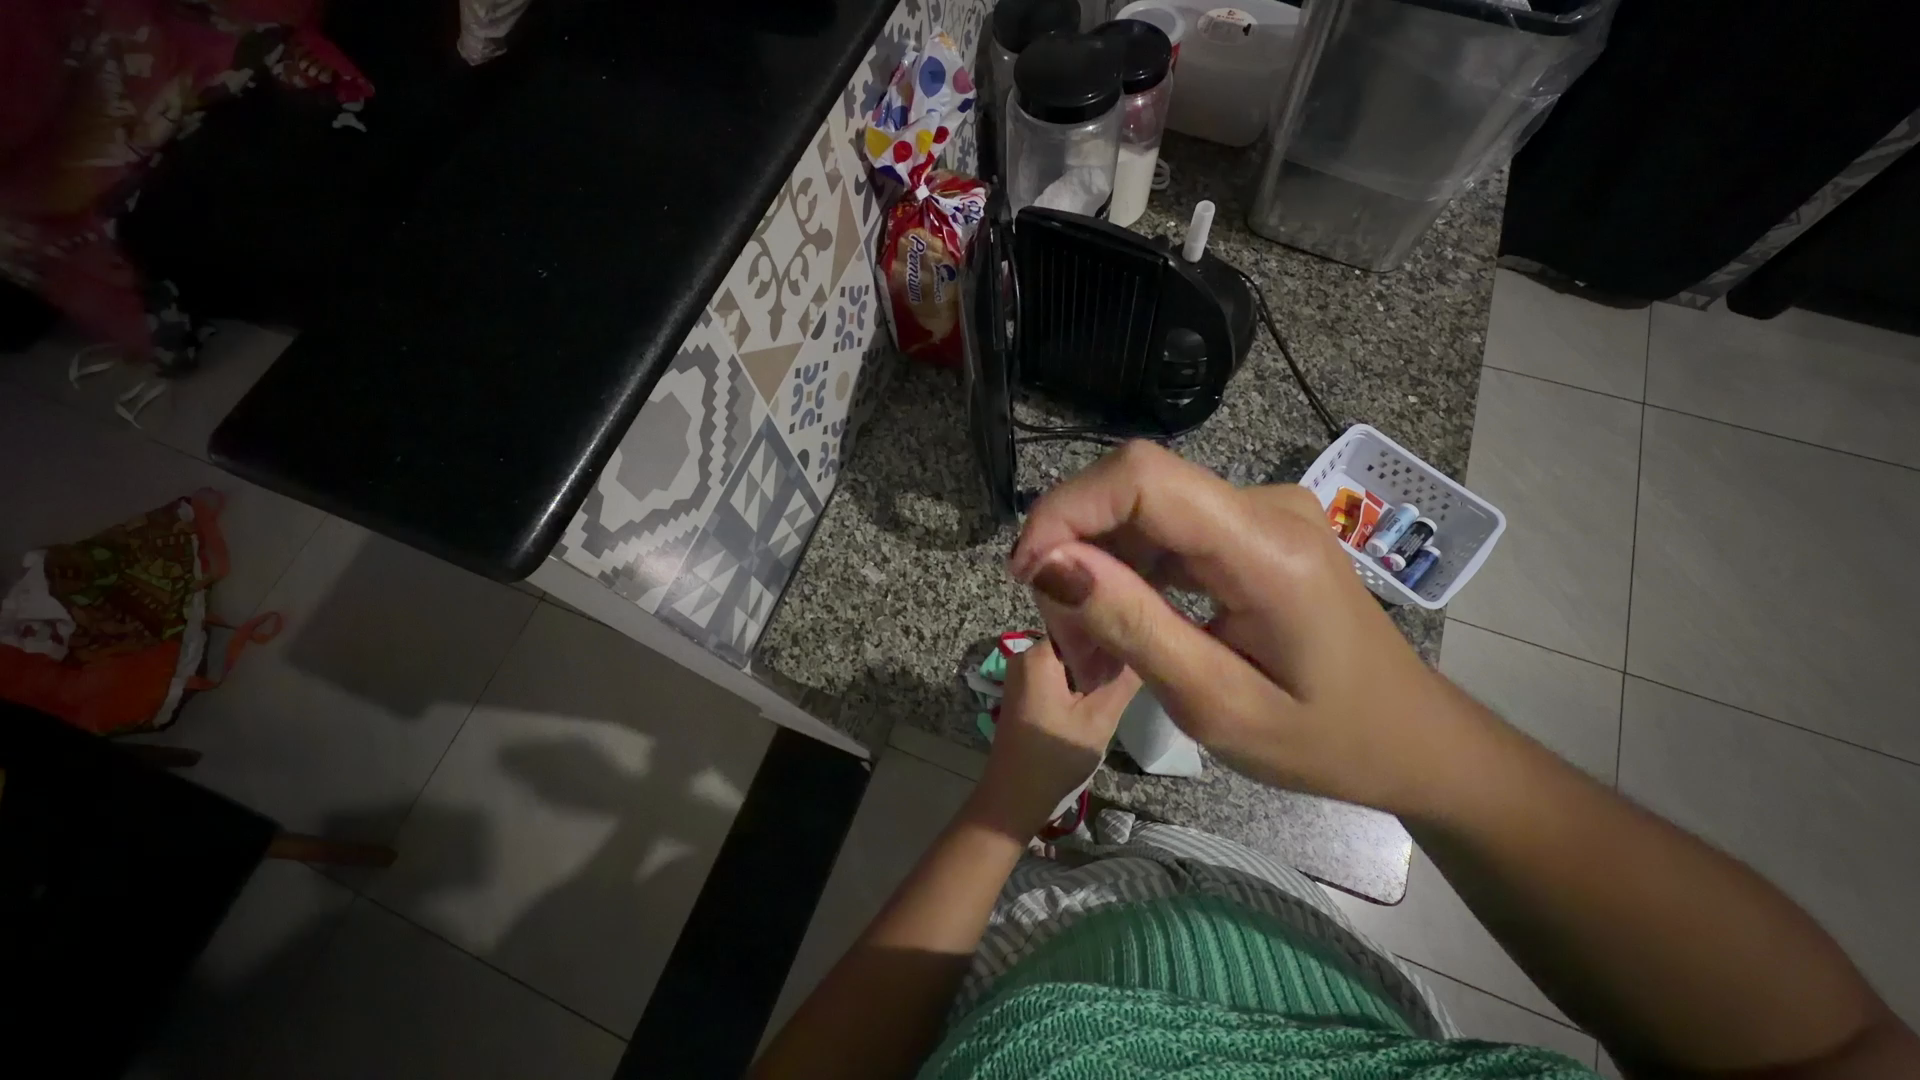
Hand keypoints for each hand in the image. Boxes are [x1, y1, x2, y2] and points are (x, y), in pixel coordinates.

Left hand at [969, 640, 1140, 838]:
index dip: (1109, 629)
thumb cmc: (1054, 756)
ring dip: (1092, 670)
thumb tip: (1146, 649)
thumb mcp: (1098, 719)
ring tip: (1125, 676)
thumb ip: (1122, 682)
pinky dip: (1078, 683)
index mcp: (1037, 654)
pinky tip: (1100, 694)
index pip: (1080, 622)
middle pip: (1074, 641)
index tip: (1137, 638)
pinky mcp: (1025, 695)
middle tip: (1136, 661)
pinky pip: (1057, 676)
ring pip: (1067, 661)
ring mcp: (1022, 677)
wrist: (1014, 798)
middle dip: (1102, 651)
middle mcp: (1024, 657)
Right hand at [1007, 441, 1466, 814]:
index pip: (1143, 478)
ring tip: (1089, 653)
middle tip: (1065, 644)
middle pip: (1133, 492)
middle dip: (1074, 554)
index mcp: (1268, 548)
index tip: (1027, 577)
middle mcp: (1265, 507)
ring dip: (1095, 572)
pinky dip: (1126, 576)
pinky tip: (1120, 628)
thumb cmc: (1325, 740)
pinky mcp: (1252, 530)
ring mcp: (1261, 512)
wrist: (1410, 738)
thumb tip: (1051, 563)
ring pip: (1140, 513)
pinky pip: (1165, 532)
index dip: (1066, 510)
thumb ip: (1134, 626)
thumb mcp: (1217, 705)